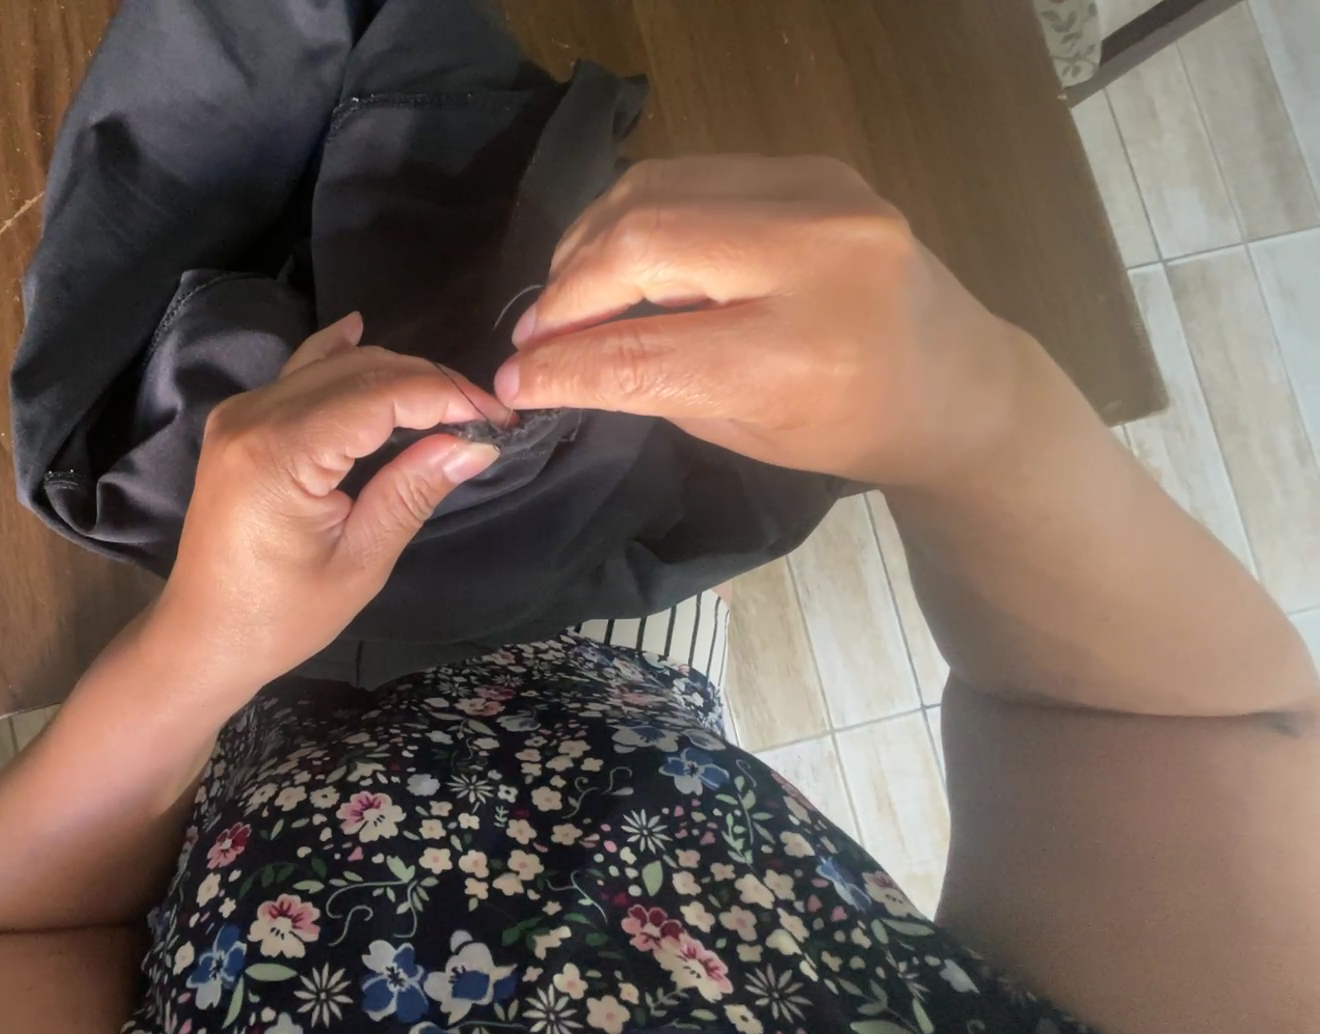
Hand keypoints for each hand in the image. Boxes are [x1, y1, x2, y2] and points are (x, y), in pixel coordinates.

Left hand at [144, 314, 508, 700]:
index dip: (447, 397)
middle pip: (360, 370)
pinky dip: (336, 356)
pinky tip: (358, 330)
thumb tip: (475, 445)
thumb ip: (412, 491)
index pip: (382, 394)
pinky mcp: (238, 422)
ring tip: (445, 403)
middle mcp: (254, 415)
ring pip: (333, 366)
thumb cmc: (281, 617)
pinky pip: (297, 374)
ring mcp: (240, 413)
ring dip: (394, 376)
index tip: (498, 418)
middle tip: (480, 418)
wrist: (204, 636)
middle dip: (428, 385)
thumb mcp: (360, 562)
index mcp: (281, 453)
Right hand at [496, 156, 1033, 486]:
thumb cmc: (839, 429)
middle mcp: (817, 257)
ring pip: (651, 193)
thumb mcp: (734, 431)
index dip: (560, 366)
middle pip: (641, 243)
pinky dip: (625, 217)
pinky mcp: (809, 168)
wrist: (954, 379)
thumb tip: (552, 355)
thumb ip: (643, 382)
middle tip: (536, 334)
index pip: (641, 353)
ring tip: (567, 296)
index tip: (513, 379)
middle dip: (566, 291)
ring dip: (586, 247)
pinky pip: (681, 176)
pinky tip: (612, 257)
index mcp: (800, 355)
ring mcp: (821, 195)